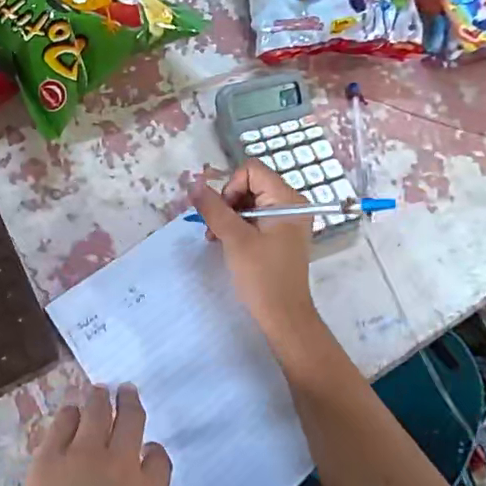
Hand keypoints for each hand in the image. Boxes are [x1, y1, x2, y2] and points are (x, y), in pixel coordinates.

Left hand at [0, 385, 179, 485]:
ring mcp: (83, 456)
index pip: (159, 459)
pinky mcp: (48, 456)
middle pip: (131, 421)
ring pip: (98, 410)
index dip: (152, 454)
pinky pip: (63, 421)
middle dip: (130, 404)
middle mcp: (121, 467)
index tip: (144, 453)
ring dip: (100, 399)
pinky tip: (70, 412)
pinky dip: (70, 413)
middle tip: (126, 392)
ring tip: (99, 391)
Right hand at [190, 160, 315, 334]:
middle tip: (215, 229)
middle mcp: (291, 204)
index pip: (251, 170)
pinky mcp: (279, 235)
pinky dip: (237, 226)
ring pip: (248, 201)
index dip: (230, 187)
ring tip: (217, 238)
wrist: (282, 315)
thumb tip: (193, 184)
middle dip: (227, 203)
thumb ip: (213, 208)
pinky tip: (227, 243)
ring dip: (229, 216)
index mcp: (288, 199)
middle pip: (249, 184)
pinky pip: (254, 218)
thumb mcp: (234, 238)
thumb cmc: (262, 276)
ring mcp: (286, 220)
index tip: (222, 215)